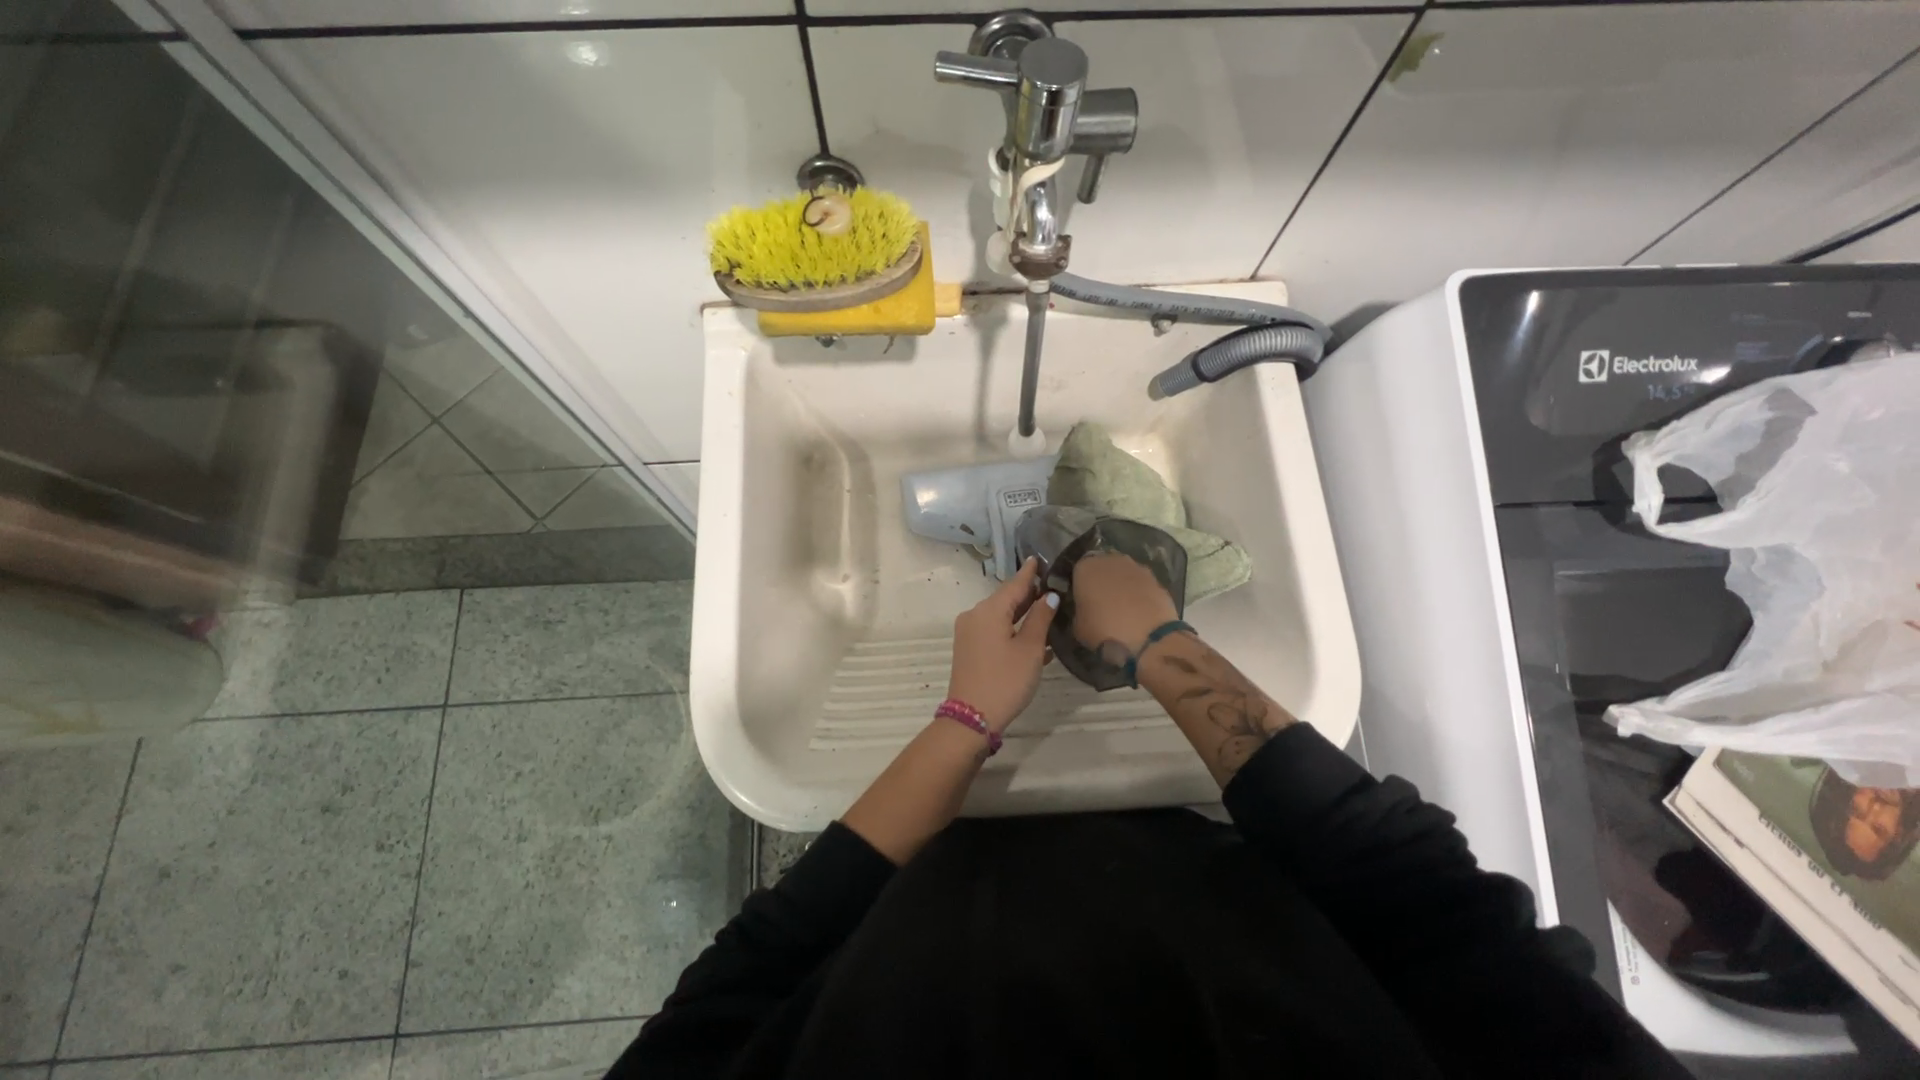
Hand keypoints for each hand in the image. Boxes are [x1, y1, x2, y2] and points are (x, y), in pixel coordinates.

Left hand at [948, 557, 1059, 732]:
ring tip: (1049, 612)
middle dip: (1029, 595)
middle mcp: (975, 616)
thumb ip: (1040, 619)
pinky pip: (995, 631)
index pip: (1014, 584)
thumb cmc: (1005, 680)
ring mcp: (969, 633)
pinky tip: (1035, 640)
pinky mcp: (969, 649)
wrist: (972, 718)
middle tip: (1053, 587)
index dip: (1030, 573)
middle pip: (1006, 599)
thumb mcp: (1030, 649)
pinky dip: (1013, 632)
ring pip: (1001, 617)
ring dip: (1023, 616)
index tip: (1040, 558)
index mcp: (989, 610)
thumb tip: (1049, 597)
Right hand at [1070, 553, 1178, 650]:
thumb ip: (1080, 611)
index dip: (1080, 586)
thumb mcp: (1078, 626)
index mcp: (1086, 567)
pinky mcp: (1157, 580)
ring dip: (1122, 586)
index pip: (1078, 571)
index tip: (1082, 601)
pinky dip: (1140, 595)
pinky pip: (1142, 585)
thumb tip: (1086, 610)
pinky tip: (1140, 613)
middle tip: (1101, 604)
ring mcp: (1137, 568)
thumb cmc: (1104, 631)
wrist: (1148, 639)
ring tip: (1123, 609)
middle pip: (1103, 567)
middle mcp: (1111, 560)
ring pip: (1124, 574)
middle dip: (1102, 581)